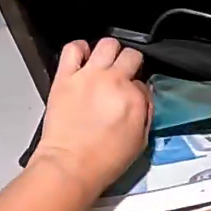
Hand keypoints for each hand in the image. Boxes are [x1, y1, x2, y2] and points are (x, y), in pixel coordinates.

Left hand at [29, 38, 150, 197]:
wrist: (69, 166)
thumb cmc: (102, 161)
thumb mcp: (139, 143)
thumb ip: (145, 115)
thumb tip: (142, 99)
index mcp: (134, 98)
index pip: (143, 83)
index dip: (138, 90)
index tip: (131, 97)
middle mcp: (114, 81)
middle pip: (131, 55)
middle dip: (130, 64)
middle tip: (123, 75)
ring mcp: (88, 76)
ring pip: (107, 44)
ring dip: (109, 52)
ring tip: (104, 63)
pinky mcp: (66, 77)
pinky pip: (73, 48)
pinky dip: (79, 48)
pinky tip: (82, 58)